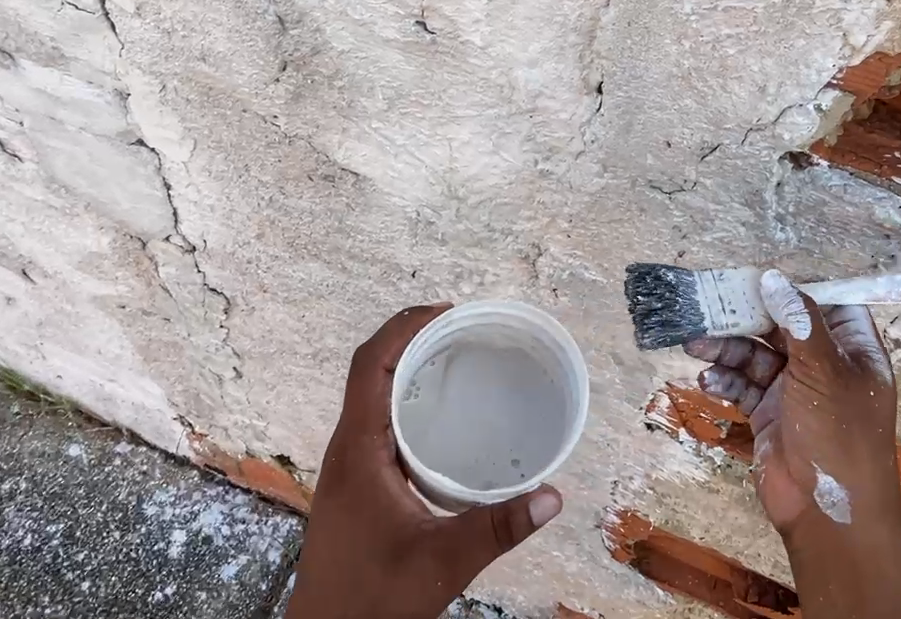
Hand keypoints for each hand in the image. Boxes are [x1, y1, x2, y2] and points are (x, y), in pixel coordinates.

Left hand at [284, 305, 563, 618]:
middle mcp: (346, 446)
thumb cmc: (372, 599)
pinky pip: (377, 420)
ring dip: (407, 368)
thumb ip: (496, 529)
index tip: (447, 311)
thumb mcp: (440, 563)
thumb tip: (554, 496)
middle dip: (413, 338)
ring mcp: (347, 465)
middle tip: (463, 330)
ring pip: (372, 395)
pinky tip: (440, 421)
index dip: (404, 326)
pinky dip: (406, 401)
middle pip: (372, 370)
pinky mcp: (354, 483)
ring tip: (456, 360)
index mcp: (357, 447)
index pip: (371, 363)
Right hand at [685, 270, 900, 532]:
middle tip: (710, 299)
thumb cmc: (839, 437)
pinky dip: (724, 378)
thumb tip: (773, 277)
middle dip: (746, 314)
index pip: (828, 302)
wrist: (828, 518)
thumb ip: (798, 322)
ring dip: (726, 347)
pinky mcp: (768, 412)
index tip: (760, 267)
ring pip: (755, 353)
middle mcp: (823, 364)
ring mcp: (794, 389)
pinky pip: (742, 383)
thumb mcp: (823, 372)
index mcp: (852, 350)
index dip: (797, 285)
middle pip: (781, 324)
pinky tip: (708, 379)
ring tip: (695, 343)